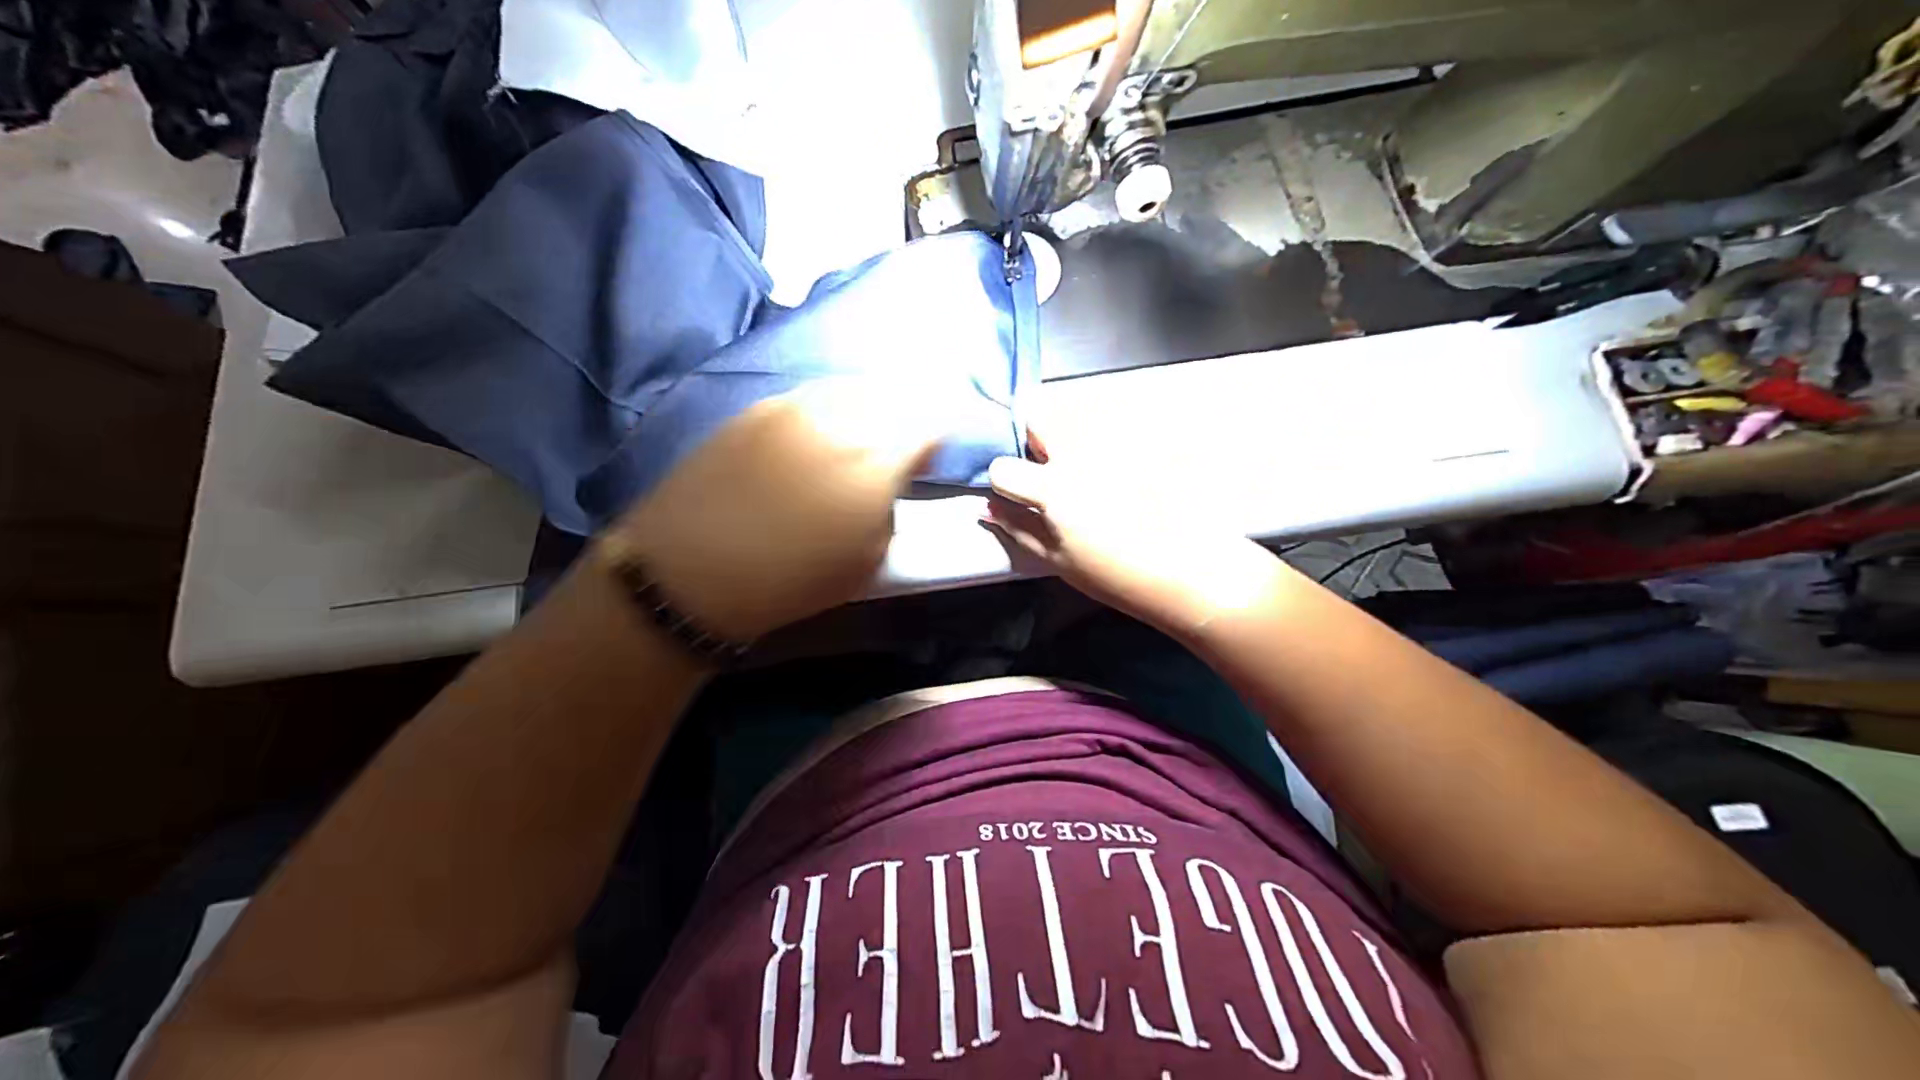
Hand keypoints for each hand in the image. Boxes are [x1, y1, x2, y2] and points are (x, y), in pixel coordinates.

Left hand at [606, 382, 940, 640]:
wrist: (691, 570)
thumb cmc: (790, 580)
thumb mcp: (866, 560)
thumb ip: (890, 508)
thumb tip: (894, 477)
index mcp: (877, 464)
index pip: (929, 427)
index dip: (936, 439)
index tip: (930, 455)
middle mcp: (841, 421)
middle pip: (894, 396)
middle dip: (907, 414)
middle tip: (905, 434)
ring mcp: (795, 407)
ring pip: (851, 387)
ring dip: (870, 402)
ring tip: (867, 423)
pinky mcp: (757, 408)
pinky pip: (810, 394)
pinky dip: (829, 403)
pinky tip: (822, 425)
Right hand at [983, 427, 1286, 638]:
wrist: (1193, 570)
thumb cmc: (1118, 575)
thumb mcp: (1058, 560)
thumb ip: (1018, 528)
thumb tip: (987, 507)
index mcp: (1053, 489)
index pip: (1002, 466)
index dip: (1003, 481)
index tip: (1015, 493)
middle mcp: (1079, 455)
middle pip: (1036, 420)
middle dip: (1031, 439)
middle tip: (1045, 470)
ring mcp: (1114, 443)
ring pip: (1074, 423)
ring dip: (1069, 442)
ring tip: (1091, 480)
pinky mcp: (1144, 440)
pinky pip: (1112, 430)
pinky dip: (1106, 446)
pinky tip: (1121, 477)